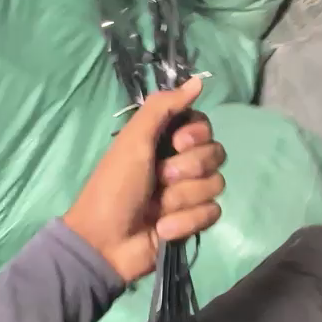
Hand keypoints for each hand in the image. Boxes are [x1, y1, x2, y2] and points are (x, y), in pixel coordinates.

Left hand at [64, 77, 225, 282]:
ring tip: (156, 208)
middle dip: (188, 169)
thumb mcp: (133, 140)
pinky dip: (185, 221)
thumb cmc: (115, 186)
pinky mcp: (195, 221)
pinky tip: (162, 228)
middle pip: (216, 154)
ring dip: (182, 198)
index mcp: (167, 141)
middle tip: (160, 179)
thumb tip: (198, 80)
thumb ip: (163, 107)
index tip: (177, 144)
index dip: (196, 135)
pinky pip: (212, 213)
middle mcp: (182, 163)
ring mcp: (190, 194)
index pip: (205, 126)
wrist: (105, 241)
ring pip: (215, 185)